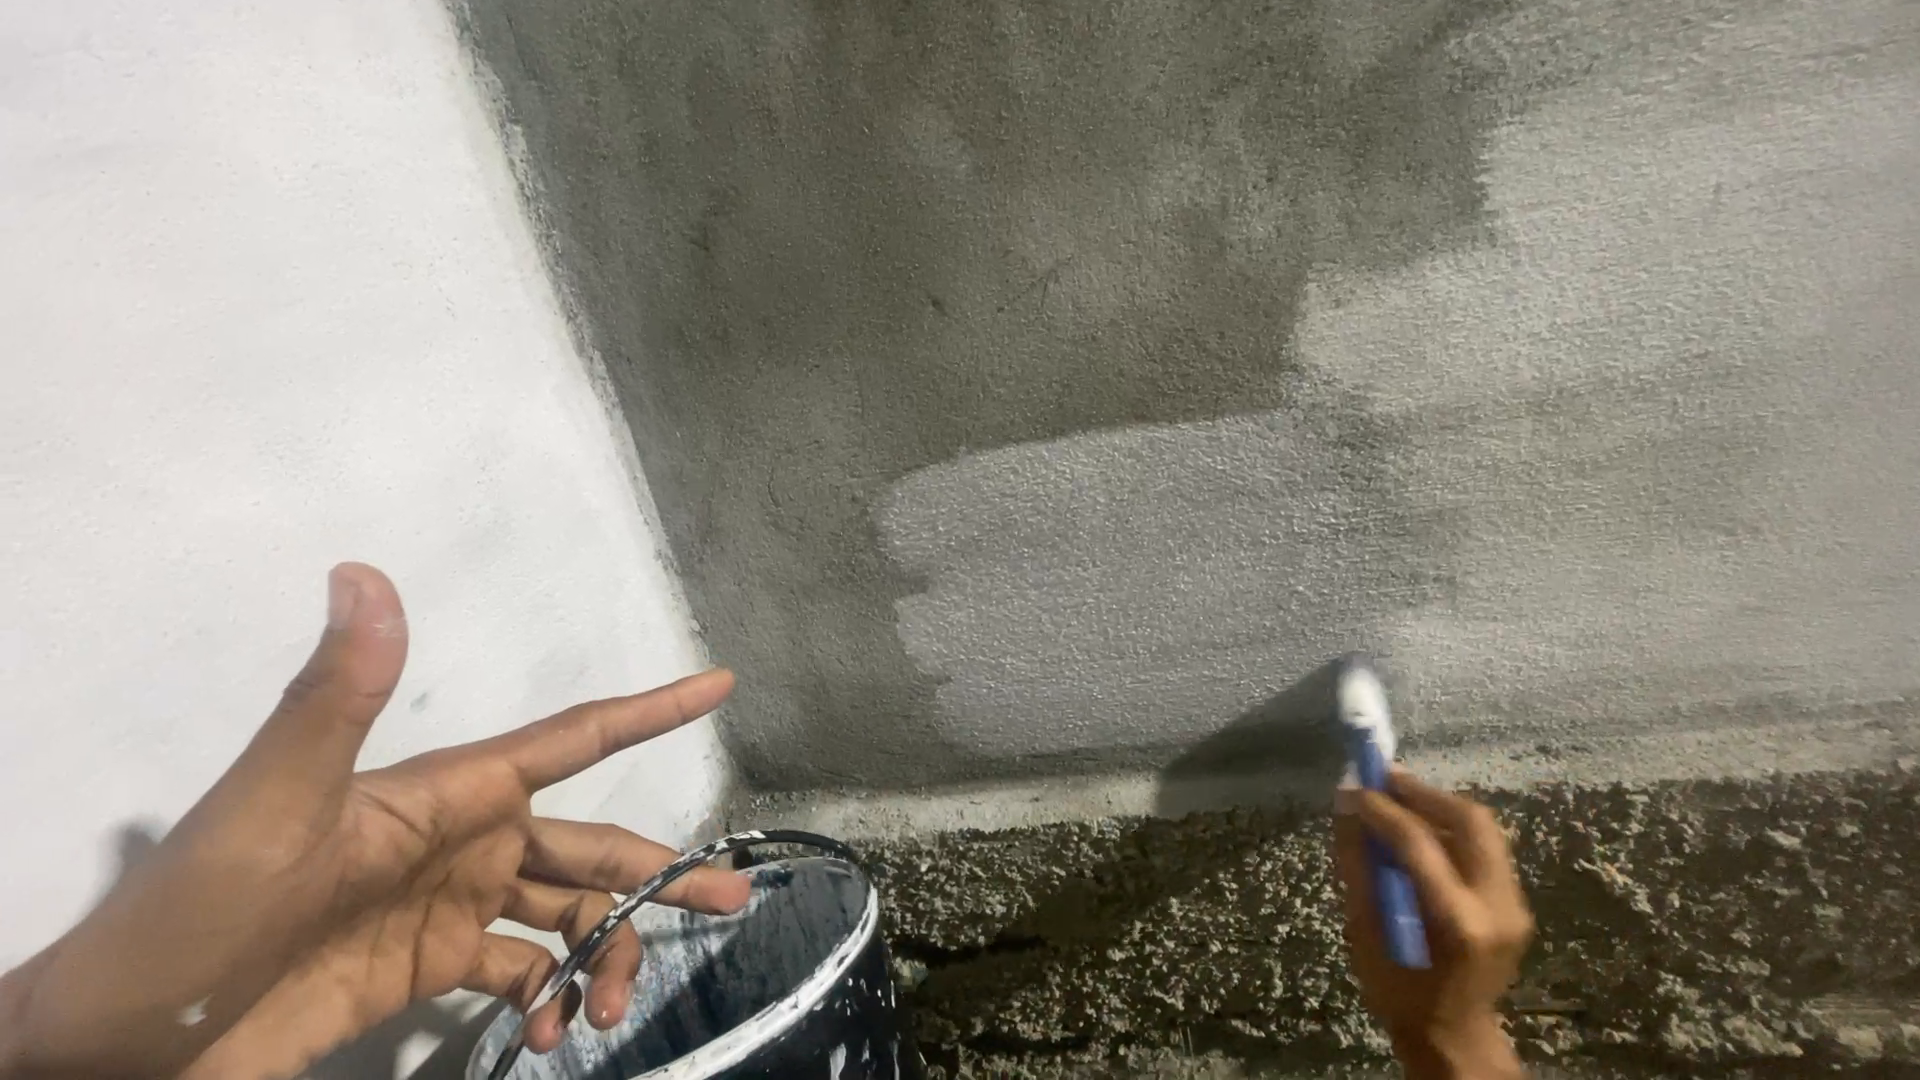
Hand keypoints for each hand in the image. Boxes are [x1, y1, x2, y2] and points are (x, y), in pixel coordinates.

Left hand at [0, 563, 749, 1079]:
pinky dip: (552, 995)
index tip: (719, 685)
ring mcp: (453, 904)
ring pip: (570, 913)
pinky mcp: (431, 966)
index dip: (652, 709)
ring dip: (607, 951)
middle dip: (664, 872)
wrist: (103, 1060)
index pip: (575, 738)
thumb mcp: (268, 812)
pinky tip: (554, 1032)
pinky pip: (522, 970)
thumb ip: (332, 699)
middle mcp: (470, 839)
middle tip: (731, 898)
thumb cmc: (189, 925)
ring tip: (612, 1010)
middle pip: (596, 847)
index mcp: (454, 794)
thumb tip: (363, 570)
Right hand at [1334, 769, 1532, 1079]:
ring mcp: (1514, 905)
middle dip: (1422, 792)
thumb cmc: (1396, 987)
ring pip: (1482, 829)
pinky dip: (1447, 827)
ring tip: (1395, 798)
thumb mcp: (1363, 927)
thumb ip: (1358, 863)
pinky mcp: (1514, 904)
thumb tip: (1347, 806)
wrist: (1452, 1035)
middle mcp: (1497, 906)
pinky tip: (1416, 829)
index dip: (1381, 807)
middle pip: (1470, 821)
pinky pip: (1482, 847)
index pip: (1419, 841)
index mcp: (1456, 920)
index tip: (1352, 788)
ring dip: (1436, 805)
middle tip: (1381, 779)